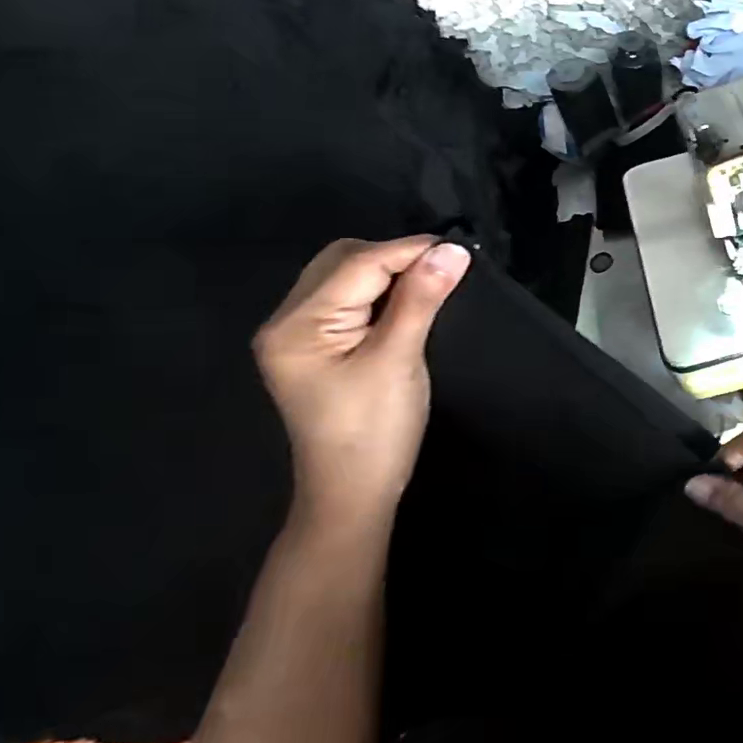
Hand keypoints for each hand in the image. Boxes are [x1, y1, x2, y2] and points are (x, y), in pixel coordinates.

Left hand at [253, 236, 470, 518]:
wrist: (353, 495)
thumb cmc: (375, 432)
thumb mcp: (399, 359)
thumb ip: (421, 299)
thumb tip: (452, 249)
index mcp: (297, 325)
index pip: (357, 264)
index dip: (408, 250)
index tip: (457, 247)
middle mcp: (286, 321)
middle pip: (342, 261)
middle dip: (394, 256)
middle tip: (442, 266)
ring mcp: (296, 334)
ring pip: (343, 275)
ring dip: (387, 270)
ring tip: (429, 279)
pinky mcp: (313, 345)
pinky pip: (345, 297)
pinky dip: (378, 289)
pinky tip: (406, 297)